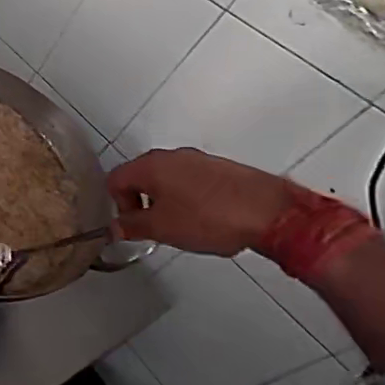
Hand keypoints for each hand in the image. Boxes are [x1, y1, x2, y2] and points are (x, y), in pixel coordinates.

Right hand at [106, 148, 290, 256]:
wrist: (270, 213)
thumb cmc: (212, 217)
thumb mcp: (161, 228)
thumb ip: (132, 226)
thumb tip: (117, 227)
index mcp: (150, 165)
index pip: (115, 180)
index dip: (118, 205)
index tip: (133, 225)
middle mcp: (172, 156)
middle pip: (140, 177)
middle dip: (142, 203)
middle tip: (154, 228)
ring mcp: (198, 160)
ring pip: (167, 180)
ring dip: (166, 202)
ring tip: (182, 226)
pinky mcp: (220, 169)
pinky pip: (191, 181)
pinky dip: (189, 199)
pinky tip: (205, 220)